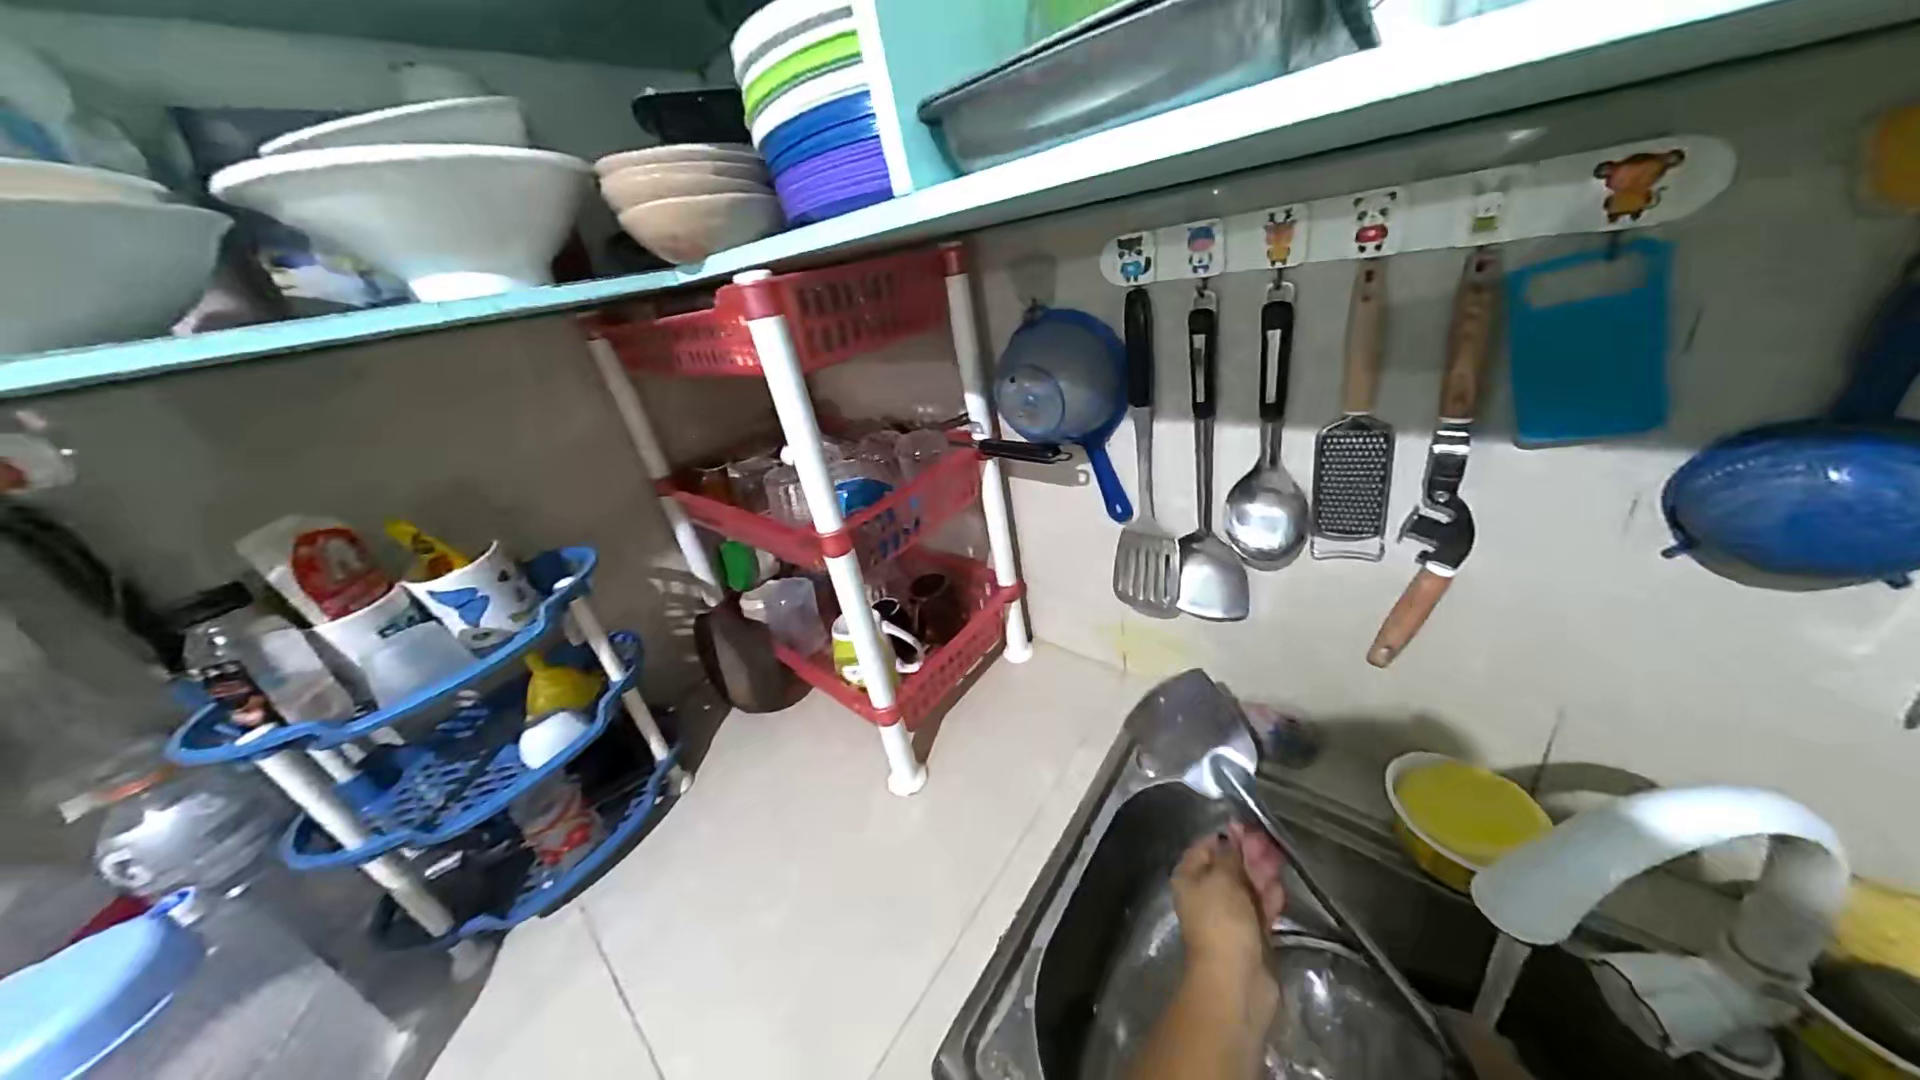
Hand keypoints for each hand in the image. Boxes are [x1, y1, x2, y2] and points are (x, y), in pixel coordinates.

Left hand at [1170, 823, 1287, 972]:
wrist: (1236, 981)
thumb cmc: (1221, 921)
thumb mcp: (1222, 878)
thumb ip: (1229, 854)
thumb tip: (1230, 831)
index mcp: (1189, 876)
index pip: (1206, 846)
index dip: (1227, 835)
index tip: (1249, 826)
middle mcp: (1206, 893)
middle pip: (1229, 865)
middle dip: (1249, 852)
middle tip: (1271, 841)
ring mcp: (1228, 915)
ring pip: (1247, 886)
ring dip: (1261, 872)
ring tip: (1280, 857)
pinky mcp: (1250, 934)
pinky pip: (1259, 908)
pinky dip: (1268, 896)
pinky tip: (1280, 886)